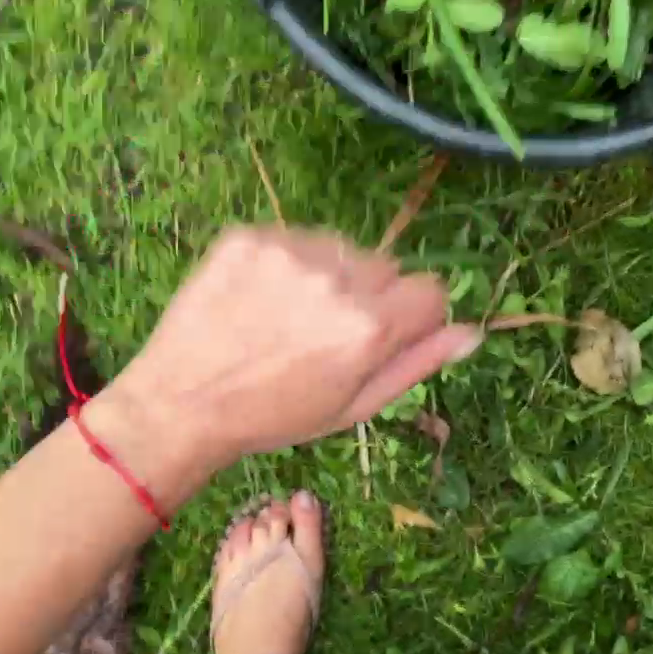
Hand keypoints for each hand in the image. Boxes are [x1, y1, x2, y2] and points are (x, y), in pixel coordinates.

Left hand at [101, 227, 480, 468]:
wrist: (181, 403)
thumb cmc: (275, 417)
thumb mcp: (354, 406)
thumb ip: (416, 364)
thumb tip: (471, 333)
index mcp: (368, 328)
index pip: (431, 291)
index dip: (414, 317)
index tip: (386, 336)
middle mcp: (336, 280)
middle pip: (388, 268)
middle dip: (372, 297)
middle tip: (328, 334)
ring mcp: (290, 252)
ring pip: (344, 250)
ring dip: (332, 277)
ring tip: (291, 317)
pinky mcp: (251, 236)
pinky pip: (297, 240)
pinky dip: (290, 265)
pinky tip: (263, 300)